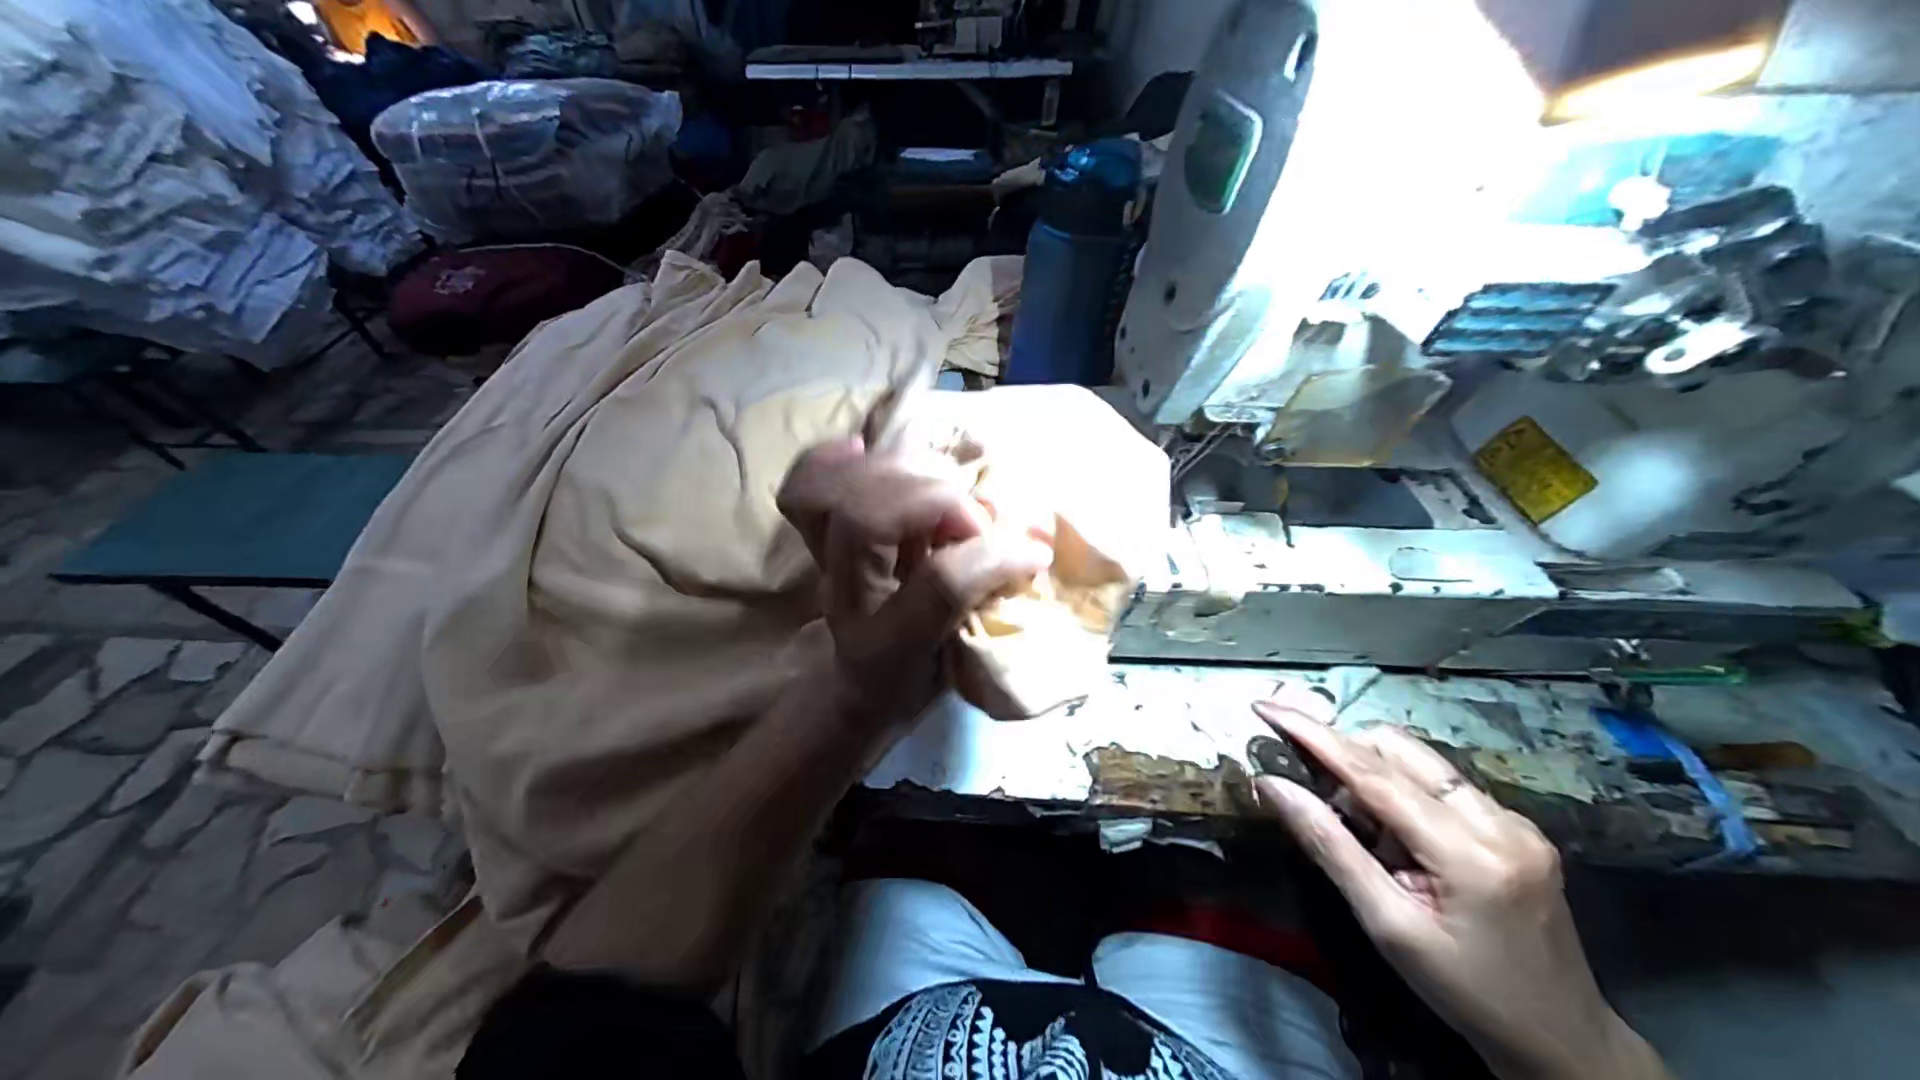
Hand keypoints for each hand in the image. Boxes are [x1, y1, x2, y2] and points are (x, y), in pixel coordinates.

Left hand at [778, 436, 1050, 725]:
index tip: (1033, 552)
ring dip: (898, 470)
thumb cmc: (920, 676)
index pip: (937, 586)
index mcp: (890, 643)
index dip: (991, 556)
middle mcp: (847, 600)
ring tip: (939, 479)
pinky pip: (804, 490)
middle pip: (866, 522)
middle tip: (972, 514)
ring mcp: (824, 566)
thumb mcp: (965, 662)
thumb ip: (991, 601)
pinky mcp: (816, 541)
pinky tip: (863, 451)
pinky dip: (833, 460)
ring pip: (834, 497)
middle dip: (934, 498)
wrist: (860, 689)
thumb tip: (1032, 546)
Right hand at [1250, 689, 1668, 1079]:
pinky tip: (1398, 840)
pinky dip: (1403, 794)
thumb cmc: (1465, 991)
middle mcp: (1500, 820)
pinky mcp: (1517, 827)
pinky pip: (1441, 784)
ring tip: (1362, 832)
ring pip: (1420, 761)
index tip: (1268, 708)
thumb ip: (1329, 846)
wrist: (1563, 1040)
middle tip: (1311, 789)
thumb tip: (1272, 784)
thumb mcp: (1386, 925)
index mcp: (1470, 852)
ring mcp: (1515, 821)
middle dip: (1344, 754)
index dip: (1314, 735)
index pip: (1374, 773)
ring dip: (1373, 776)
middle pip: (1400, 749)